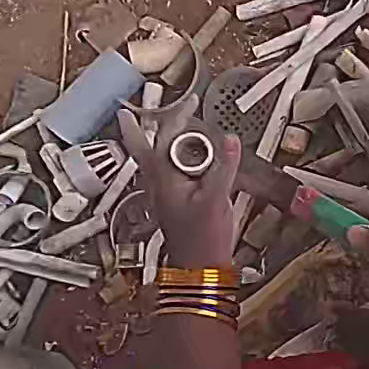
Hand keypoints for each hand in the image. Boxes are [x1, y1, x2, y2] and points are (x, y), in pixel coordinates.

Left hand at [117, 96, 240, 268]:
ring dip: (156, 141)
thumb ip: (224, 166)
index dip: (179, 116)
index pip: (167, 136)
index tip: (191, 101)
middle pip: (144, 148)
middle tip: (137, 112)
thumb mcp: (216, 198)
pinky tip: (185, 158)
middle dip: (141, 128)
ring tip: (157, 127)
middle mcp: (158, 182)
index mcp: (163, 177)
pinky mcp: (173, 202)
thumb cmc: (202, 238)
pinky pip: (168, 172)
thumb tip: (230, 138)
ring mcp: (163, 193)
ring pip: (153, 160)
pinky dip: (173, 158)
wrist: (199, 267)